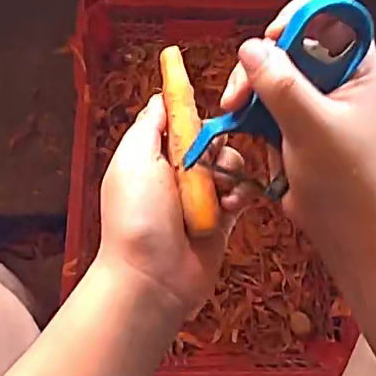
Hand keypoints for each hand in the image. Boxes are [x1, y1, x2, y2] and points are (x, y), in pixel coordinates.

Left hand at [97, 94, 252, 317]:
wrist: (152, 279)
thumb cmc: (136, 218)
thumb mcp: (133, 160)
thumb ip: (149, 125)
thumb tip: (161, 96)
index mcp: (151, 154)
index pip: (178, 119)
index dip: (193, 110)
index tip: (211, 103)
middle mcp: (176, 171)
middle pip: (209, 137)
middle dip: (214, 143)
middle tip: (206, 160)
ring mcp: (200, 194)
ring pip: (230, 162)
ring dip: (229, 170)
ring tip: (218, 189)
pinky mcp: (222, 216)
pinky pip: (242, 192)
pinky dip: (241, 193)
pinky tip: (230, 204)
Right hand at [218, 0, 375, 247]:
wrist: (341, 225)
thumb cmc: (348, 181)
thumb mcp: (315, 129)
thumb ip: (284, 87)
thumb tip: (252, 50)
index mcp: (356, 68)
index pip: (332, 17)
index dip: (301, 17)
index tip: (275, 36)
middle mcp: (332, 75)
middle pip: (288, 41)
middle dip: (260, 60)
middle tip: (244, 88)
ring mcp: (308, 94)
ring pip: (267, 67)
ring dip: (246, 83)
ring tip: (235, 108)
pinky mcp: (287, 114)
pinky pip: (258, 93)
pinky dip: (243, 103)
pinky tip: (237, 117)